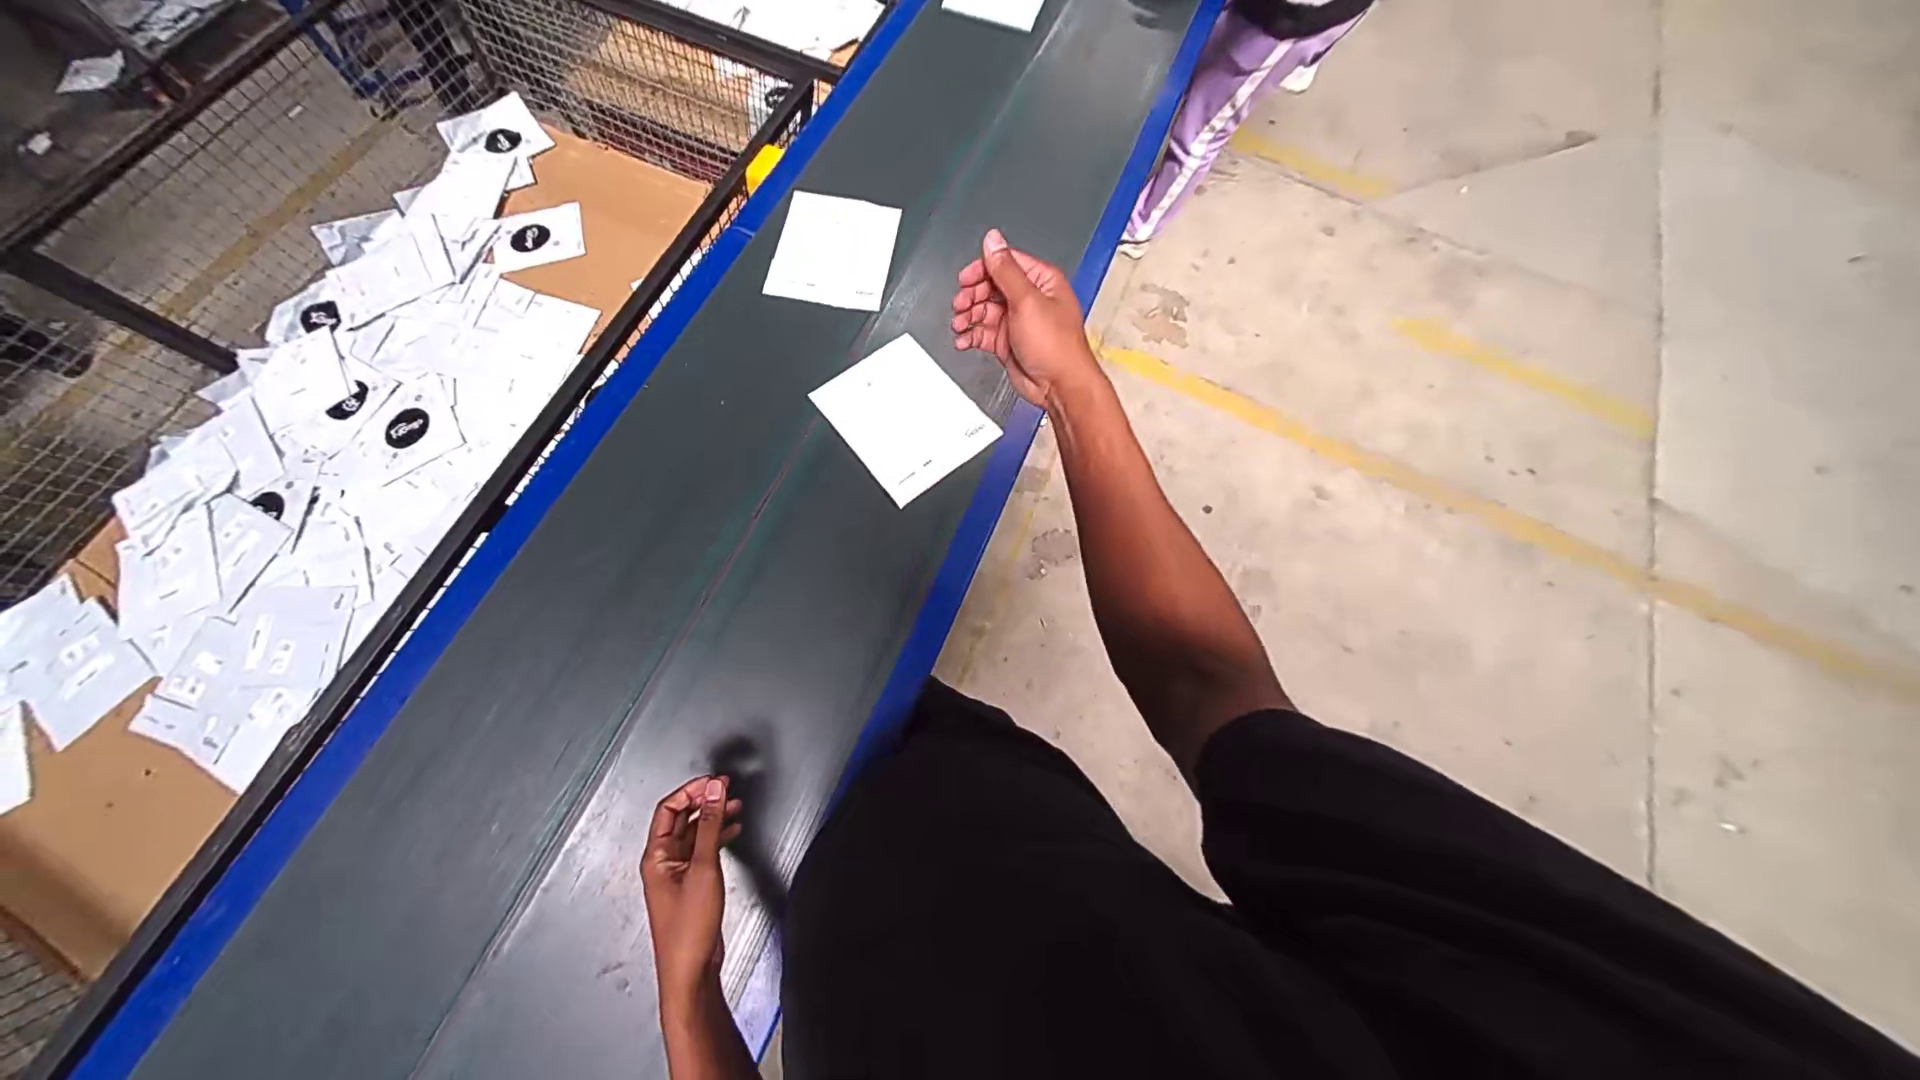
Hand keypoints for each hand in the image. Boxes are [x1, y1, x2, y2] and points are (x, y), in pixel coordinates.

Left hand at [641, 776, 743, 1006]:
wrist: (691, 970)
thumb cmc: (689, 928)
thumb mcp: (703, 867)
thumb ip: (709, 824)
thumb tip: (713, 790)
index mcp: (656, 856)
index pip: (668, 809)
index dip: (691, 790)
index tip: (715, 782)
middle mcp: (663, 862)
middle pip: (681, 818)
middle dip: (703, 800)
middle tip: (726, 788)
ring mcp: (677, 873)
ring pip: (694, 832)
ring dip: (713, 816)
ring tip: (734, 805)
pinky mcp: (692, 883)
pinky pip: (703, 848)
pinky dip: (717, 834)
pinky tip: (732, 830)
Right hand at [951, 229, 1105, 408]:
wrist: (1059, 386)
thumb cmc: (1056, 347)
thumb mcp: (1027, 301)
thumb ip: (1005, 270)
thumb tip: (993, 241)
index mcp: (1040, 281)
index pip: (1005, 263)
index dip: (982, 269)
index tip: (965, 280)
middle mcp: (1029, 298)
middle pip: (990, 286)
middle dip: (972, 295)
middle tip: (961, 305)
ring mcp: (1017, 321)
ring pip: (984, 310)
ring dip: (968, 316)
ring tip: (960, 324)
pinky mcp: (1007, 342)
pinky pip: (983, 333)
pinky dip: (971, 336)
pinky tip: (964, 340)